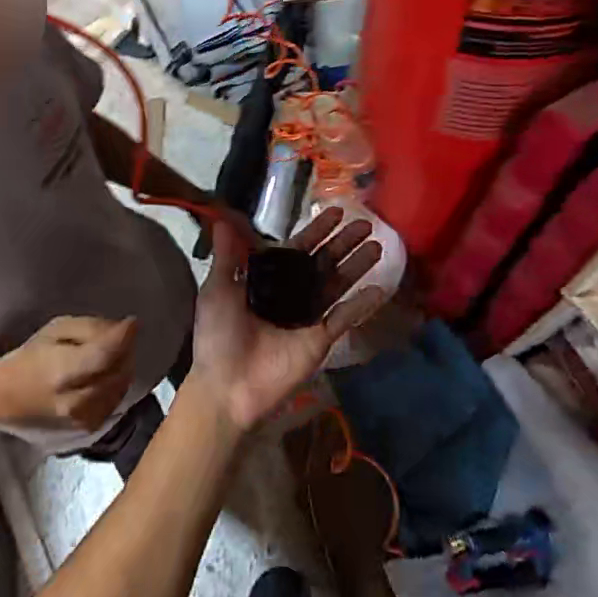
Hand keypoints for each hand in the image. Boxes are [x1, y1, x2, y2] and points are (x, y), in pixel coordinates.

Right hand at [0, 316, 138, 430]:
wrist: (7, 399)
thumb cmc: (30, 357)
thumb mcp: (55, 330)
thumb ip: (90, 328)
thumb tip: (123, 329)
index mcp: (62, 372)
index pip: (105, 354)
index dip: (124, 336)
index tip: (132, 322)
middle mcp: (77, 400)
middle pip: (120, 369)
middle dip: (125, 349)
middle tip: (118, 335)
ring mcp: (85, 418)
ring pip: (122, 384)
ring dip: (123, 365)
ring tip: (110, 353)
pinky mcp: (90, 427)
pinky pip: (117, 398)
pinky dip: (117, 382)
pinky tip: (104, 373)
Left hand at [188, 207, 387, 431]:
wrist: (227, 384)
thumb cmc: (218, 335)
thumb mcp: (218, 289)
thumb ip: (227, 255)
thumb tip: (220, 217)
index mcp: (267, 281)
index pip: (297, 249)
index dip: (316, 231)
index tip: (336, 212)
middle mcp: (290, 295)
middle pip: (322, 263)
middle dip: (343, 243)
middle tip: (366, 223)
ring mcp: (307, 317)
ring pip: (336, 284)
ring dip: (356, 266)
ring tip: (378, 245)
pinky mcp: (319, 339)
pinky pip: (343, 318)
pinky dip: (361, 305)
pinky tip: (380, 288)